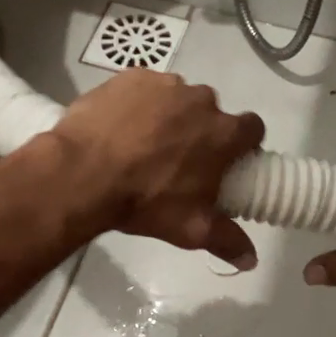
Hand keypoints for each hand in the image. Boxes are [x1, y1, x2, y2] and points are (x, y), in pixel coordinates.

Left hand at [49, 69, 265, 268]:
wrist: (82, 173)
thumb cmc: (145, 201)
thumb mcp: (190, 229)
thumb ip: (227, 241)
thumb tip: (251, 260)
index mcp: (223, 133)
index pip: (252, 128)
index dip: (243, 144)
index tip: (227, 160)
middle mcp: (201, 99)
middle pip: (211, 112)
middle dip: (200, 131)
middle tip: (177, 159)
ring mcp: (164, 84)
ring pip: (177, 98)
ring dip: (169, 116)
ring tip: (142, 143)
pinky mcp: (131, 76)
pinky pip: (144, 88)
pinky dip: (138, 104)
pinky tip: (120, 126)